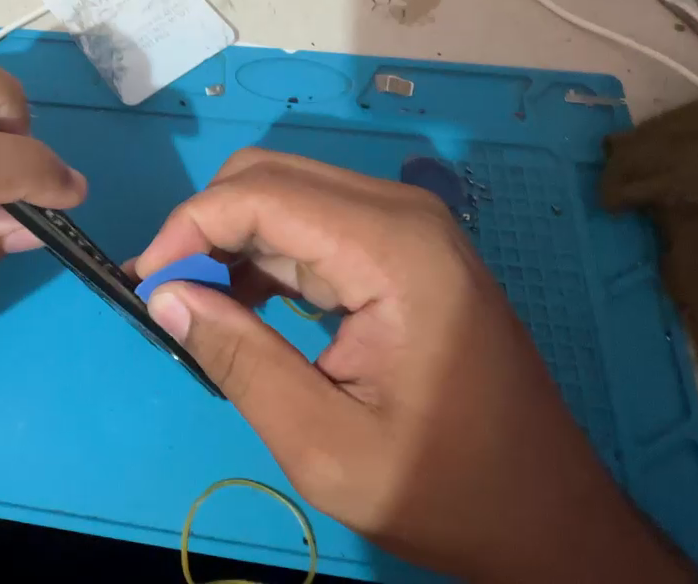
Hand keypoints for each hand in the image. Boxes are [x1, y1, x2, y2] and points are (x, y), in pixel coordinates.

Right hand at [135, 150, 697, 583]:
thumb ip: (239, 361)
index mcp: (392, 249)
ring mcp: (405, 225)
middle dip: (203, 226)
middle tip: (171, 295)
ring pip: (281, 192)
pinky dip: (261, 252)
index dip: (187, 230)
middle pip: (266, 176)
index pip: (258, 195)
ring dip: (228, 239)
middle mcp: (399, 213)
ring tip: (200, 307)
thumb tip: (163, 295)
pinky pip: (308, 221)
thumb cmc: (446, 490)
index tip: (147, 286)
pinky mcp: (401, 245)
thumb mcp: (325, 446)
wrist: (550, 520)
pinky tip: (244, 305)